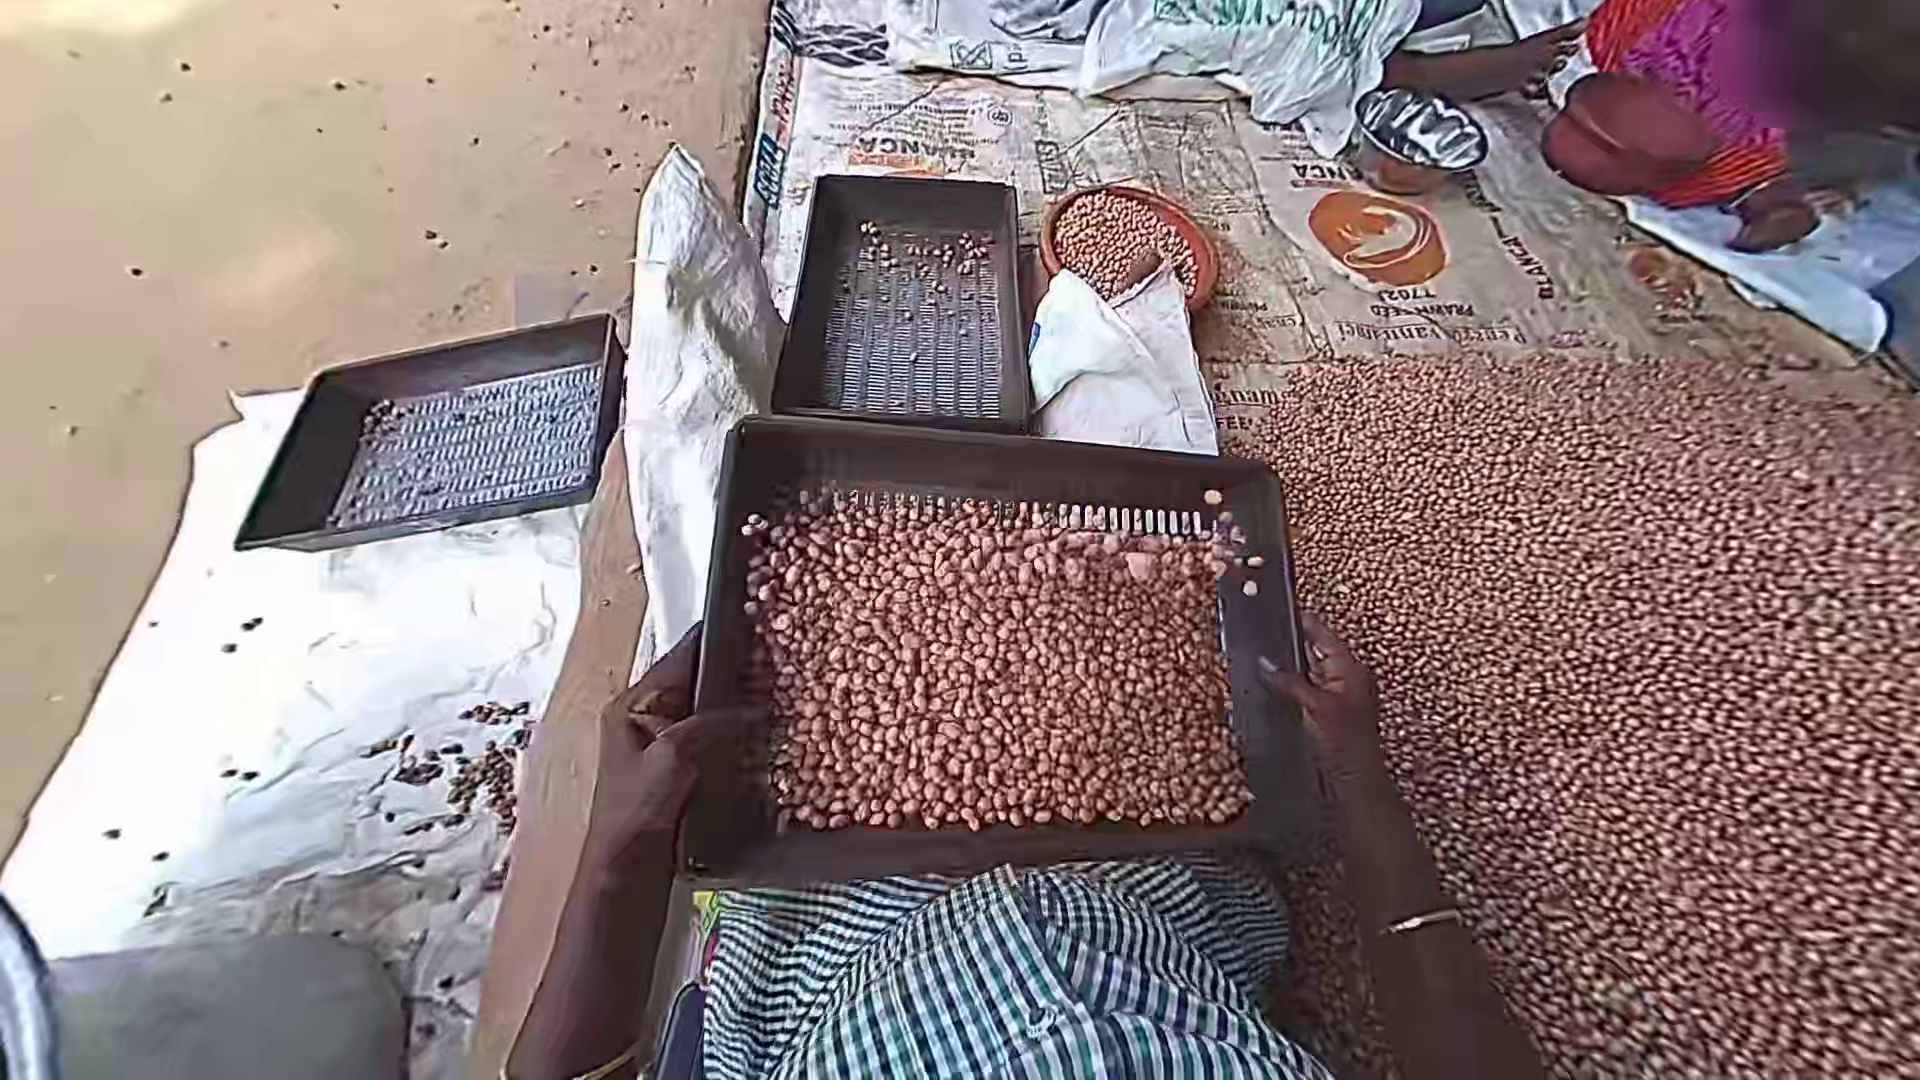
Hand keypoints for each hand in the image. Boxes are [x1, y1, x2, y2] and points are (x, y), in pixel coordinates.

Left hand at [582, 624, 758, 869]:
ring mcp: (664, 737)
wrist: (627, 868)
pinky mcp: (680, 759)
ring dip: (736, 693)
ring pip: (707, 702)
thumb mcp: (673, 757)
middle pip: (696, 676)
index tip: (750, 617)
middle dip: (732, 664)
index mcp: (635, 704)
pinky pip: (712, 727)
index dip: (714, 636)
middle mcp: (648, 714)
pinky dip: (734, 719)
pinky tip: (762, 718)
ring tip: (776, 678)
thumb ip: (711, 724)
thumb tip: (755, 710)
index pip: (680, 656)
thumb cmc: (638, 808)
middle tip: (775, 649)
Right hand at [1259, 611, 1386, 788]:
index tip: (1274, 608)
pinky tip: (1265, 684)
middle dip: (1285, 643)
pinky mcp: (1320, 712)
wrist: (1354, 786)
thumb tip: (1263, 662)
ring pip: (1302, 670)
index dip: (1299, 620)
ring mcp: (1332, 696)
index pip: (1321, 633)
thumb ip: (1288, 681)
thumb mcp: (1315, 706)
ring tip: (1256, 655)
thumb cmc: (1345, 746)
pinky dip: (1283, 684)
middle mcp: (1343, 678)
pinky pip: (1298, 688)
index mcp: (1350, 670)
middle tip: (1257, 632)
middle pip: (1310, 650)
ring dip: (1283, 666)